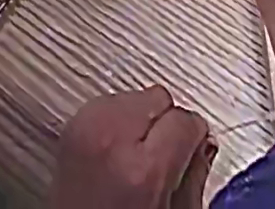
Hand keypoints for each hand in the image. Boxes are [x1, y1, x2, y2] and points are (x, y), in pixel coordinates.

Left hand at [49, 87, 214, 208]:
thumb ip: (193, 178)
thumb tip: (202, 144)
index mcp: (143, 170)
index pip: (184, 120)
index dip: (194, 133)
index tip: (194, 144)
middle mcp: (113, 138)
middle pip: (158, 97)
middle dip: (167, 121)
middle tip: (167, 151)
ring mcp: (88, 126)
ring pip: (133, 95)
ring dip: (141, 118)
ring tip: (139, 153)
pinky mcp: (72, 122)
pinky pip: (108, 101)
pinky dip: (118, 117)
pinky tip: (119, 147)